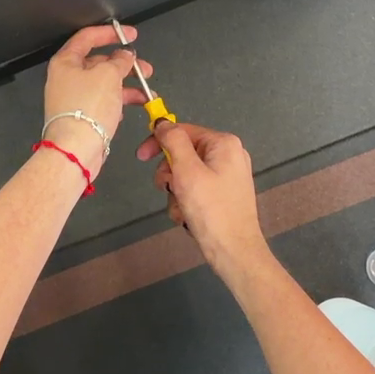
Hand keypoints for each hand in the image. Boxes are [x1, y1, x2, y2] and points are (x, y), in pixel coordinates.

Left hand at [42, 25, 152, 174]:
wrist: (76, 149)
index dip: (111, 33)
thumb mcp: (109, 75)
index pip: (88, 37)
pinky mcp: (81, 116)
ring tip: (147, 93)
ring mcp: (73, 98)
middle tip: (144, 69)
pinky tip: (128, 109)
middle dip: (125, 65)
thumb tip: (125, 55)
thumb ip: (120, 60)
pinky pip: (103, 102)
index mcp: (66, 62)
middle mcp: (66, 78)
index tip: (130, 35)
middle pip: (99, 62)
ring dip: (127, 87)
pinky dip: (118, 103)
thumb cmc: (86, 110)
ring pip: (104, 84)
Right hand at [138, 122, 270, 269]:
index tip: (141, 157)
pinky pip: (195, 190)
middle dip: (170, 174)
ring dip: (176, 192)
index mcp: (223, 143)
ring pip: (186, 174)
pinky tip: (188, 217)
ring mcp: (227, 176)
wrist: (233, 251)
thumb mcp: (186, 170)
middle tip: (168, 189)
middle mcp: (229, 155)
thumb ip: (173, 141)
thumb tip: (162, 122)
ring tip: (182, 209)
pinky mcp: (224, 195)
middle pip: (183, 153)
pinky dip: (186, 202)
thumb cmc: (210, 209)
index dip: (158, 141)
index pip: (182, 131)